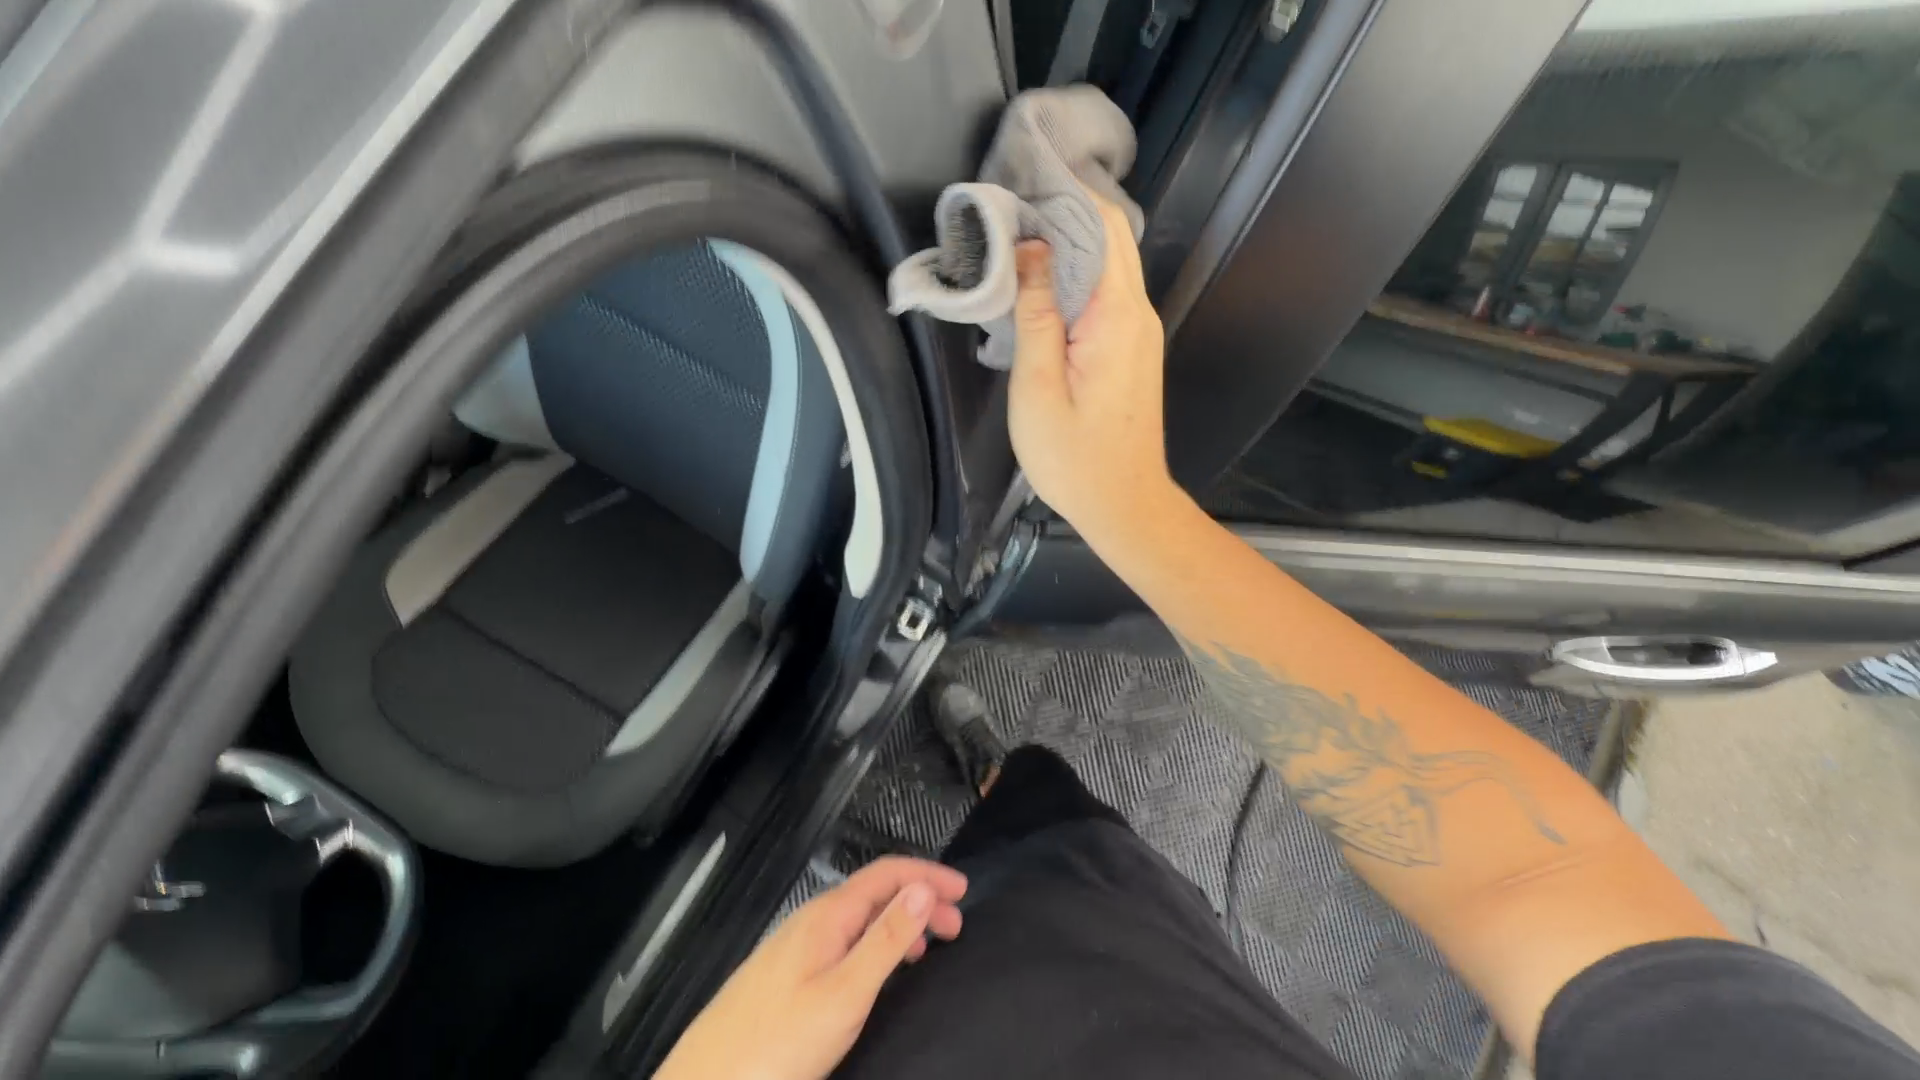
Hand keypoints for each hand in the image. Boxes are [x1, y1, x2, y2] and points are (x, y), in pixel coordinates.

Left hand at [653, 857, 966, 1079]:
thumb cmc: (780, 1041)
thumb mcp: (845, 993)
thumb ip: (886, 939)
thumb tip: (923, 888)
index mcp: (827, 915)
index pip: (886, 873)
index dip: (928, 875)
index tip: (964, 891)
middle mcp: (810, 920)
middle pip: (874, 892)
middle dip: (918, 899)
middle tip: (956, 928)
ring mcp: (793, 946)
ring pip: (857, 918)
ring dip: (898, 923)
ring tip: (927, 949)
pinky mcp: (784, 973)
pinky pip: (842, 939)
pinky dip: (874, 943)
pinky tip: (877, 972)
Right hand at [1008, 194, 1177, 538]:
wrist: (1124, 504)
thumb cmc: (1075, 459)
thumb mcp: (1038, 388)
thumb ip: (1035, 313)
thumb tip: (1031, 248)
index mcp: (1116, 316)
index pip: (1102, 226)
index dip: (1064, 197)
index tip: (1020, 184)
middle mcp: (1137, 314)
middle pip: (1109, 237)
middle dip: (1064, 212)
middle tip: (1011, 206)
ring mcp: (1139, 332)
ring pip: (1107, 263)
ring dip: (1067, 244)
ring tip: (1017, 236)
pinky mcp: (1131, 349)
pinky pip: (1105, 293)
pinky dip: (1075, 276)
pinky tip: (1039, 281)